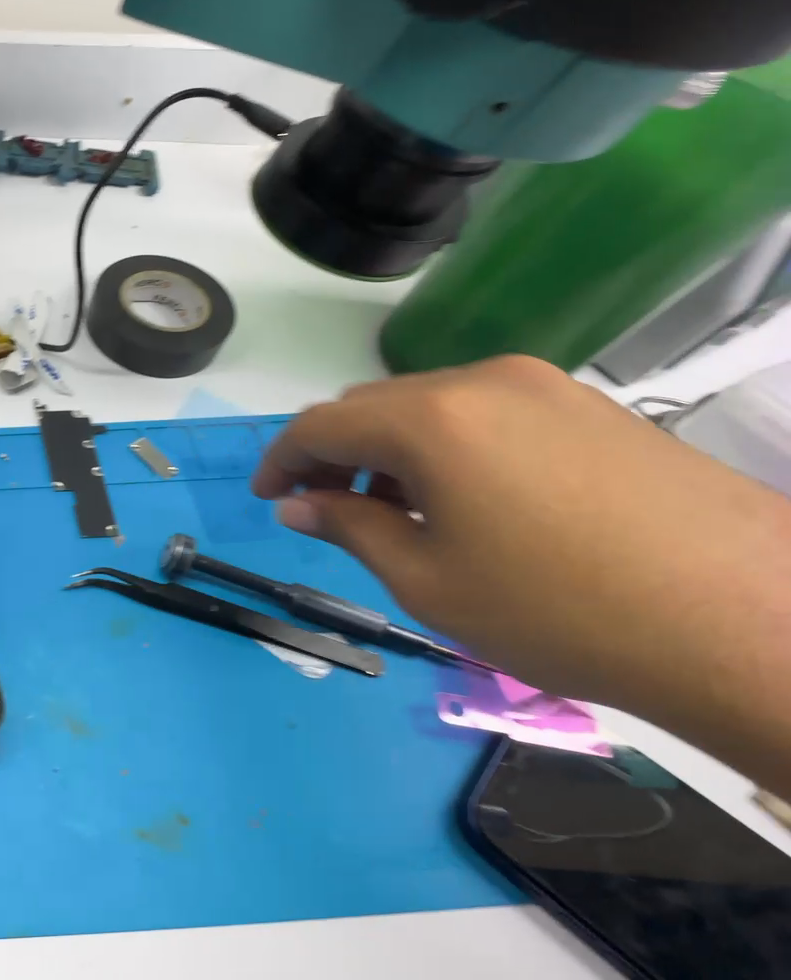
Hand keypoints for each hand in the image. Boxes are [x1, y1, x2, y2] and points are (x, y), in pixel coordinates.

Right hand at [252, 356, 790, 789]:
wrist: (756, 626)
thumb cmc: (562, 612)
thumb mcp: (427, 581)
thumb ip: (349, 527)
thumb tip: (299, 503)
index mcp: (431, 420)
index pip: (321, 425)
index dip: (280, 460)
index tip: (268, 497)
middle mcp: (483, 382)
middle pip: (372, 406)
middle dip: (334, 453)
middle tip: (325, 507)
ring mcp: (547, 388)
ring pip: (429, 405)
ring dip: (390, 449)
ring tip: (394, 511)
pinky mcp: (592, 407)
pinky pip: (486, 412)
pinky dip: (447, 446)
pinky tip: (464, 499)